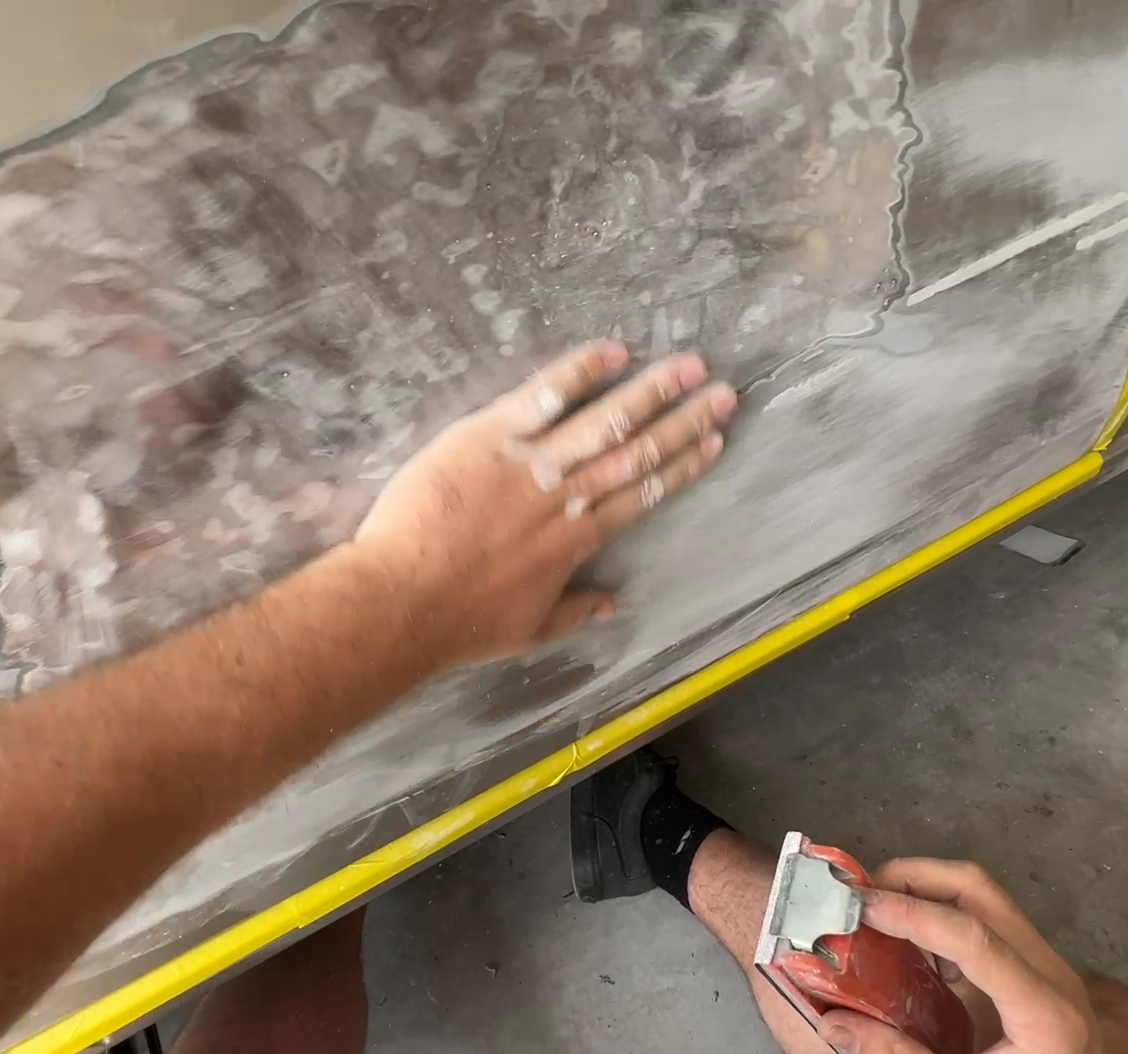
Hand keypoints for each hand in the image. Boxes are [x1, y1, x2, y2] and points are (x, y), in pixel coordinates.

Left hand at [352, 340, 736, 663]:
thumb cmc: (461, 619)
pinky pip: (542, 398)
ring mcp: (532, 464)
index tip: (713, 444)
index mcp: (578, 539)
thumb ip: (574, 611)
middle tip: (724, 394)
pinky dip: (578, 373)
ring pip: (604, 422)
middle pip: (637, 454)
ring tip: (690, 367)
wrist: (403, 599)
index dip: (681, 467)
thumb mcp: (528, 629)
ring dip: (651, 393)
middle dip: (685, 422)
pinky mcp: (490, 437)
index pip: (642, 495)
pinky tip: (611, 351)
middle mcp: (567, 497)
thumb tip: (613, 606)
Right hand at [819, 859, 1111, 1053]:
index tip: (862, 908)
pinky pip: (978, 910)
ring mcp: (1045, 962)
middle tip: (862, 898)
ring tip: (875, 909)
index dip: (914, 914)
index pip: (975, 937)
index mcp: (1047, 1015)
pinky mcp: (1030, 960)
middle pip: (977, 889)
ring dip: (921, 886)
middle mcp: (1053, 974)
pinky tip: (903, 935)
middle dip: (912, 878)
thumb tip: (832, 1024)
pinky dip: (934, 907)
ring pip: (978, 889)